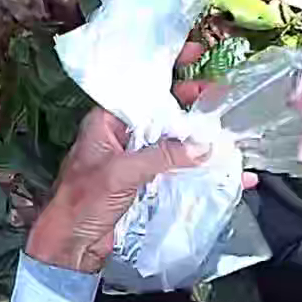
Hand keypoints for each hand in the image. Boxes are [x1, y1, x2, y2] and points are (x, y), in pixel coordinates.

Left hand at [25, 44, 248, 272]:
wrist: (70, 248)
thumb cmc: (82, 202)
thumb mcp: (121, 172)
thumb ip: (161, 156)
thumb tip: (203, 146)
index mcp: (106, 122)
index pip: (139, 86)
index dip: (166, 69)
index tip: (194, 53)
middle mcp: (122, 136)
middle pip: (162, 113)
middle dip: (192, 104)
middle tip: (222, 96)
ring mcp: (134, 161)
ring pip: (172, 142)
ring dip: (199, 139)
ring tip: (231, 133)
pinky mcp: (145, 185)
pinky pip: (175, 170)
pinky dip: (198, 171)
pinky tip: (226, 175)